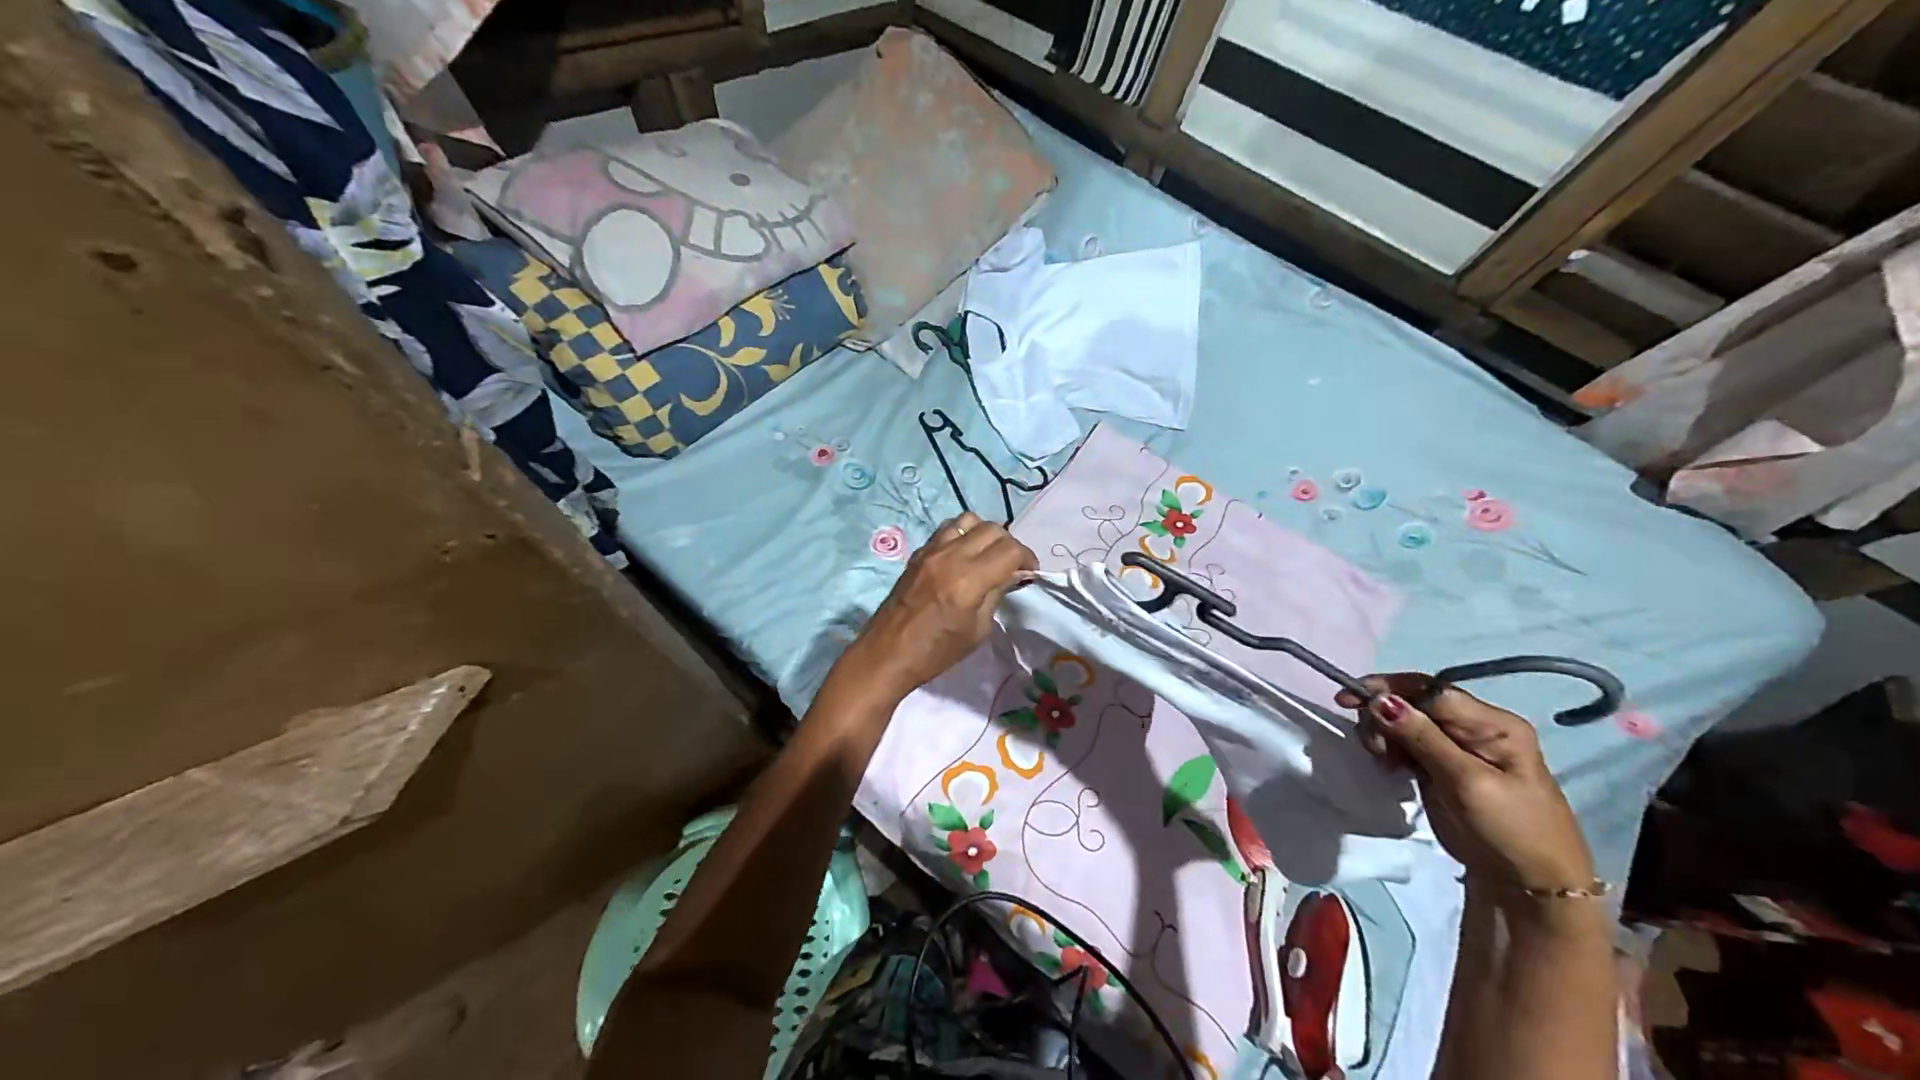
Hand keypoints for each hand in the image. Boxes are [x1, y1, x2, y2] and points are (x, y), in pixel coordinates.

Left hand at [841, 513, 1037, 700]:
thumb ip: (996, 594)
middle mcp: (951, 556)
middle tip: (1012, 565)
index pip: (1011, 549)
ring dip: (984, 533)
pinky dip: (962, 535)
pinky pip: (946, 530)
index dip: (1027, 558)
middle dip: (1009, 544)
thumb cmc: (936, 652)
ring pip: (967, 520)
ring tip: (987, 555)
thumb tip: (1011, 573)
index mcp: (969, 579)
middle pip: (992, 529)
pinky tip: (962, 557)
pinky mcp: (918, 553)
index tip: (1029, 572)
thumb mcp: (978, 630)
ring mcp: (931, 551)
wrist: (887, 654)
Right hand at [1336, 675, 1595, 894]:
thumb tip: (1379, 699)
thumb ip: (1422, 738)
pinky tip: (1389, 766)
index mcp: (1493, 724)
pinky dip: (1390, 749)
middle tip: (1373, 747)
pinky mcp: (1441, 768)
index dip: (1389, 690)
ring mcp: (1457, 748)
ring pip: (1404, 722)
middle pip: (1414, 702)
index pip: (1431, 690)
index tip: (1348, 700)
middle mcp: (1475, 728)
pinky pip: (1406, 743)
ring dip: (1383, 734)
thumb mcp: (1466, 782)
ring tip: (1383, 761)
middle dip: (1384, 715)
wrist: (1528, 888)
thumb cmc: (1510, 831)